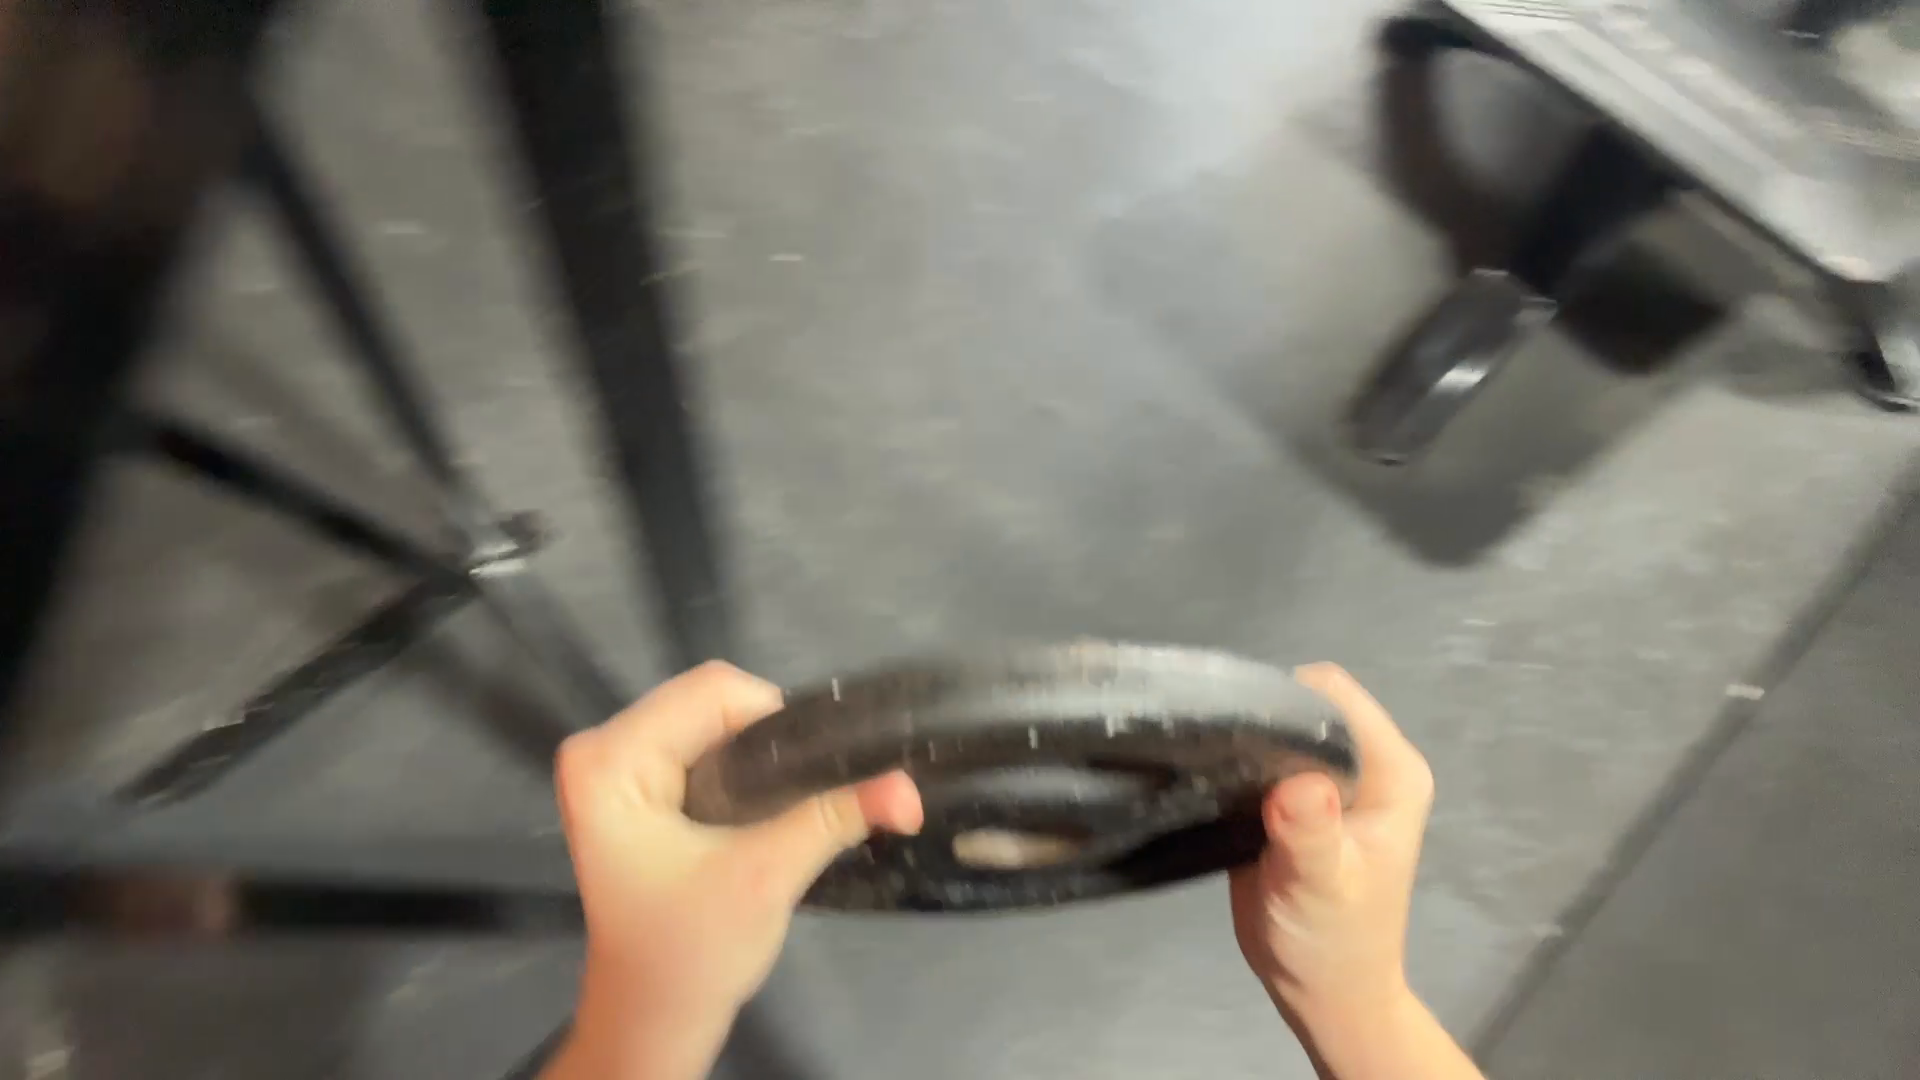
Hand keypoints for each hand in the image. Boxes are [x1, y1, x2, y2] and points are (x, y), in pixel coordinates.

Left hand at [546, 662, 922, 1079]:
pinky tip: (763, 794)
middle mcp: (602, 747)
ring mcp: (614, 759)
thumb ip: (837, 818)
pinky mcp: (634, 774)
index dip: (776, 721)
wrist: (652, 1018)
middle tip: (801, 790)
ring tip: (786, 795)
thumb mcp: (767, 878)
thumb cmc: (690, 955)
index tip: (811, 774)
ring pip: (714, 710)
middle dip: (771, 736)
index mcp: (609, 762)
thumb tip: (911, 788)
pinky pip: (705, 732)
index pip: (713, 692)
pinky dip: (746, 754)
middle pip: (712, 695)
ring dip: (761, 746)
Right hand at [1230, 664, 1471, 1079]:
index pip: (1333, 693)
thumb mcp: (1322, 885)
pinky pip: (1260, 752)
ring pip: (1276, 724)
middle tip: (1218, 748)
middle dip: (1258, 714)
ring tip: (1209, 762)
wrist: (1318, 990)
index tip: (1240, 727)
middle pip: (1302, 701)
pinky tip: (1211, 776)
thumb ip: (1312, 830)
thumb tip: (1298, 780)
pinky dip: (1234, 758)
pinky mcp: (1292, 795)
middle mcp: (1362, 763)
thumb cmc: (1332, 941)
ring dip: (1242, 737)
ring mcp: (1327, 778)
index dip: (1285, 698)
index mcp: (1390, 770)